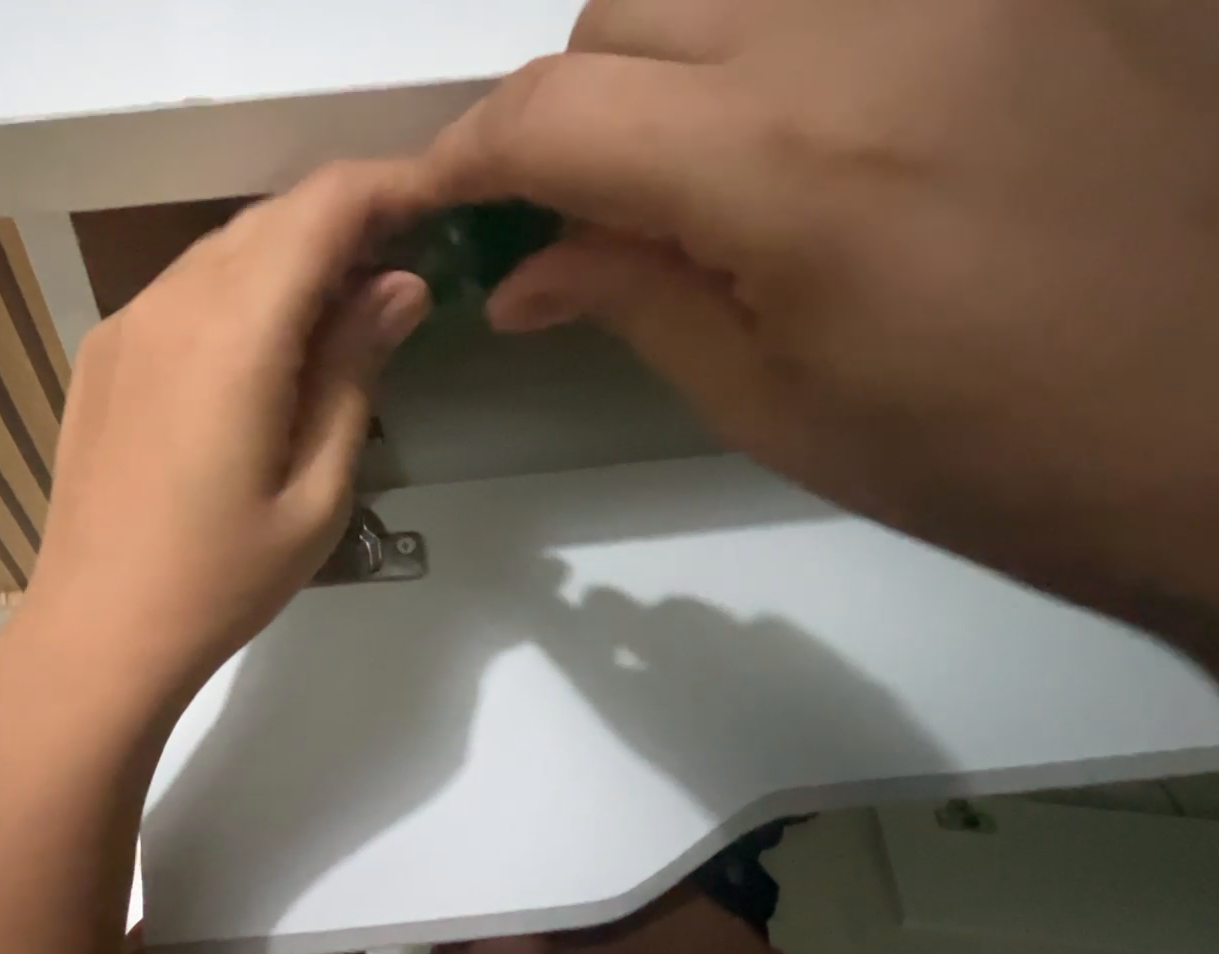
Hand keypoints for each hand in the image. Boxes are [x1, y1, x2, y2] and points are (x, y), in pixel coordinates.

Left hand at [20, 162, 435, 702]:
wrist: (97, 631)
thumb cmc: (222, 580)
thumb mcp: (317, 490)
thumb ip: (355, 371)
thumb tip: (399, 285)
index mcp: (233, 332)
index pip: (321, 207)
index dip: (388, 187)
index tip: (437, 207)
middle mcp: (169, 303)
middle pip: (271, 218)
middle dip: (344, 224)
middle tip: (398, 272)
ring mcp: (123, 325)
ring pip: (223, 250)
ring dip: (288, 258)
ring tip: (336, 315)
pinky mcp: (100, 354)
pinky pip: (181, 290)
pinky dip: (236, 290)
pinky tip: (259, 348)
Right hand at [421, 0, 1218, 656]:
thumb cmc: (980, 451)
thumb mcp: (761, 399)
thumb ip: (624, 299)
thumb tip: (519, 273)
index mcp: (785, 166)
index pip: (552, 112)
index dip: (463, 153)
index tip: (433, 197)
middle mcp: (874, 26)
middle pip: (622, 9)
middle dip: (565, 109)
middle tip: (580, 208)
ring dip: (660, 64)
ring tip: (693, 167)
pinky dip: (768, 43)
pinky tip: (804, 126)